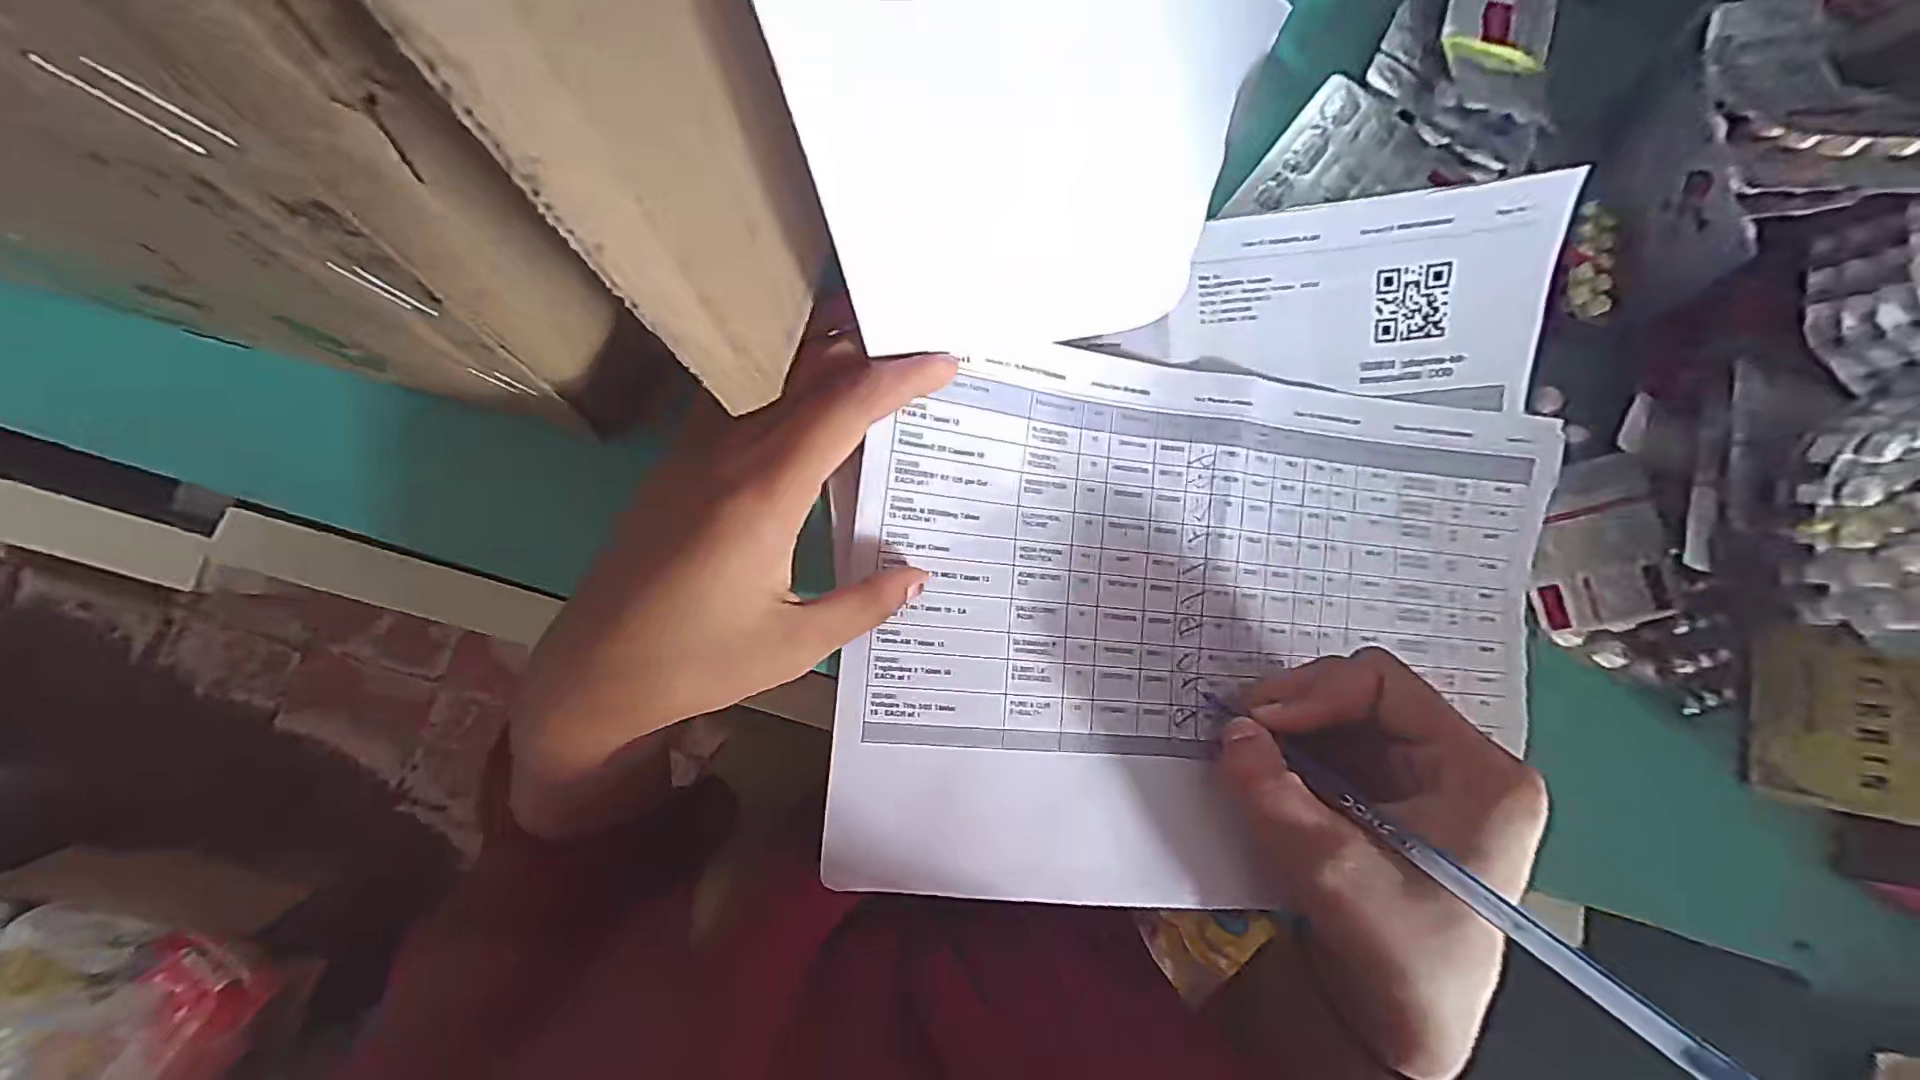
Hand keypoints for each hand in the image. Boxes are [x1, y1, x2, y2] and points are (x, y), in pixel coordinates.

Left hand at [510, 312, 957, 837]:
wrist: (593, 671)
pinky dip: (791, 392)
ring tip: (876, 360)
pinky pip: (745, 406)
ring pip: (774, 384)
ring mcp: (697, 454)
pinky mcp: (679, 465)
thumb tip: (919, 577)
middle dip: (867, 348)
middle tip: (918, 341)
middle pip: (807, 375)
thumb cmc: (695, 661)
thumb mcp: (794, 645)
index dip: (898, 378)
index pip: (842, 408)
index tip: (942, 363)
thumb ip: (864, 604)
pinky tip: (808, 411)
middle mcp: (729, 455)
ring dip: (827, 363)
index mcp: (764, 493)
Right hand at [1216, 648, 1548, 1079]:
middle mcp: (1450, 763)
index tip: (1261, 721)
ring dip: (1281, 725)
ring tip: (1244, 749)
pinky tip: (1258, 767)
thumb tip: (1231, 730)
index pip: (1384, 684)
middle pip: (1354, 690)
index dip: (1314, 691)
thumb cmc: (1394, 959)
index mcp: (1478, 773)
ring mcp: (1411, 776)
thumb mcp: (1333, 874)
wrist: (1392, 1026)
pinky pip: (1320, 743)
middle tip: (1241, 730)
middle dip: (1292, 706)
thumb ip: (1275, 795)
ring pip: (1331, 712)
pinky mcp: (1374, 791)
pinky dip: (1281, 746)